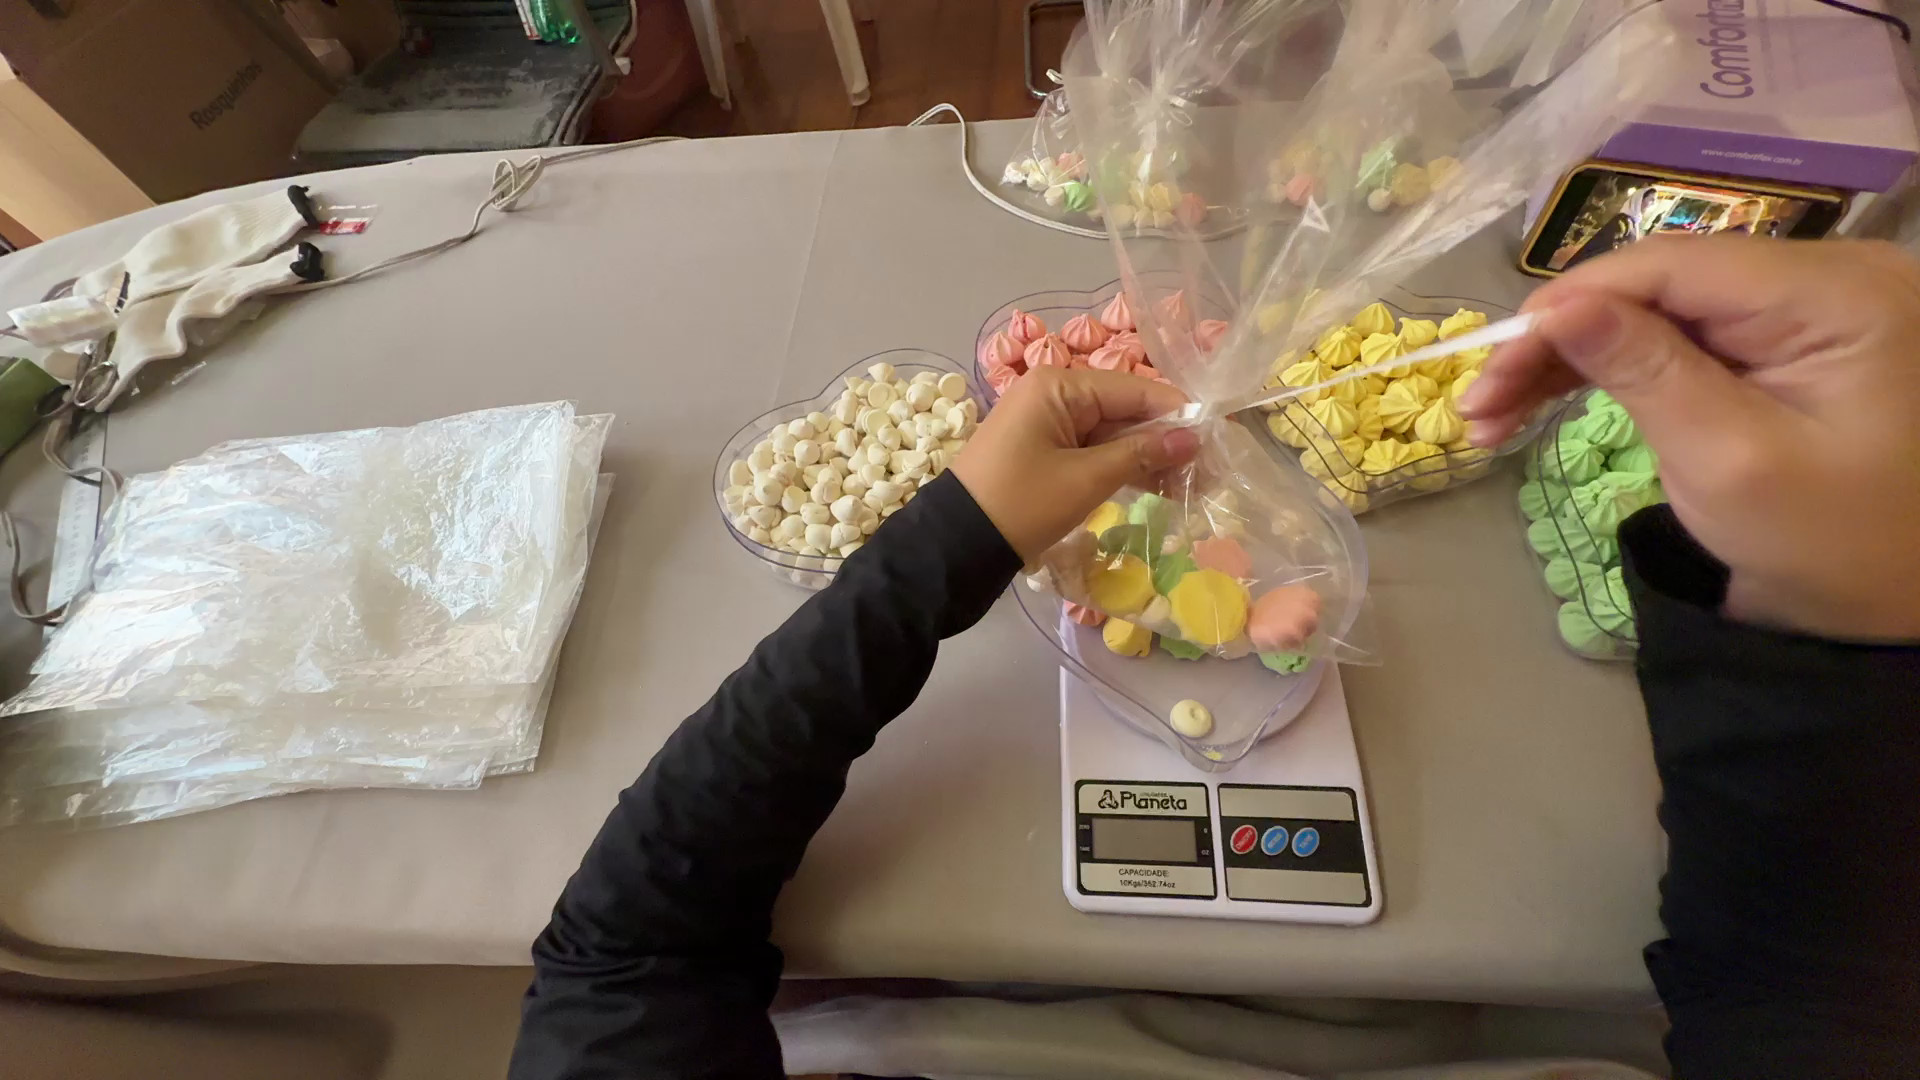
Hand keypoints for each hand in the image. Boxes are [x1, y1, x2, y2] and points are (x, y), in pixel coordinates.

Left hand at [951, 367, 1198, 560]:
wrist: (956, 544)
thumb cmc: (1022, 504)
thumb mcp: (1086, 479)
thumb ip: (1141, 454)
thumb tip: (1193, 438)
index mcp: (1059, 386)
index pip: (1135, 389)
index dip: (1179, 414)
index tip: (1219, 439)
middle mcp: (1052, 394)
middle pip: (1125, 410)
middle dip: (1166, 440)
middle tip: (1210, 473)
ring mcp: (1046, 423)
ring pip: (1111, 434)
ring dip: (1148, 458)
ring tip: (1191, 486)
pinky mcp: (1043, 451)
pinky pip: (1091, 451)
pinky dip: (1121, 468)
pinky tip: (1157, 487)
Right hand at [1459, 237, 1919, 639]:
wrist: (1883, 589)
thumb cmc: (1824, 534)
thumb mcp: (1724, 455)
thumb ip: (1643, 370)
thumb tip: (1556, 310)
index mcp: (1835, 295)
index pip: (1668, 267)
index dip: (1566, 305)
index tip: (1490, 366)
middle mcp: (1813, 280)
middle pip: (1641, 287)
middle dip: (1547, 341)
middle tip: (1477, 406)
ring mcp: (1782, 311)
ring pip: (1630, 313)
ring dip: (1551, 362)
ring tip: (1486, 419)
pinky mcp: (1750, 344)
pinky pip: (1647, 341)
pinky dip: (1581, 374)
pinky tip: (1526, 409)